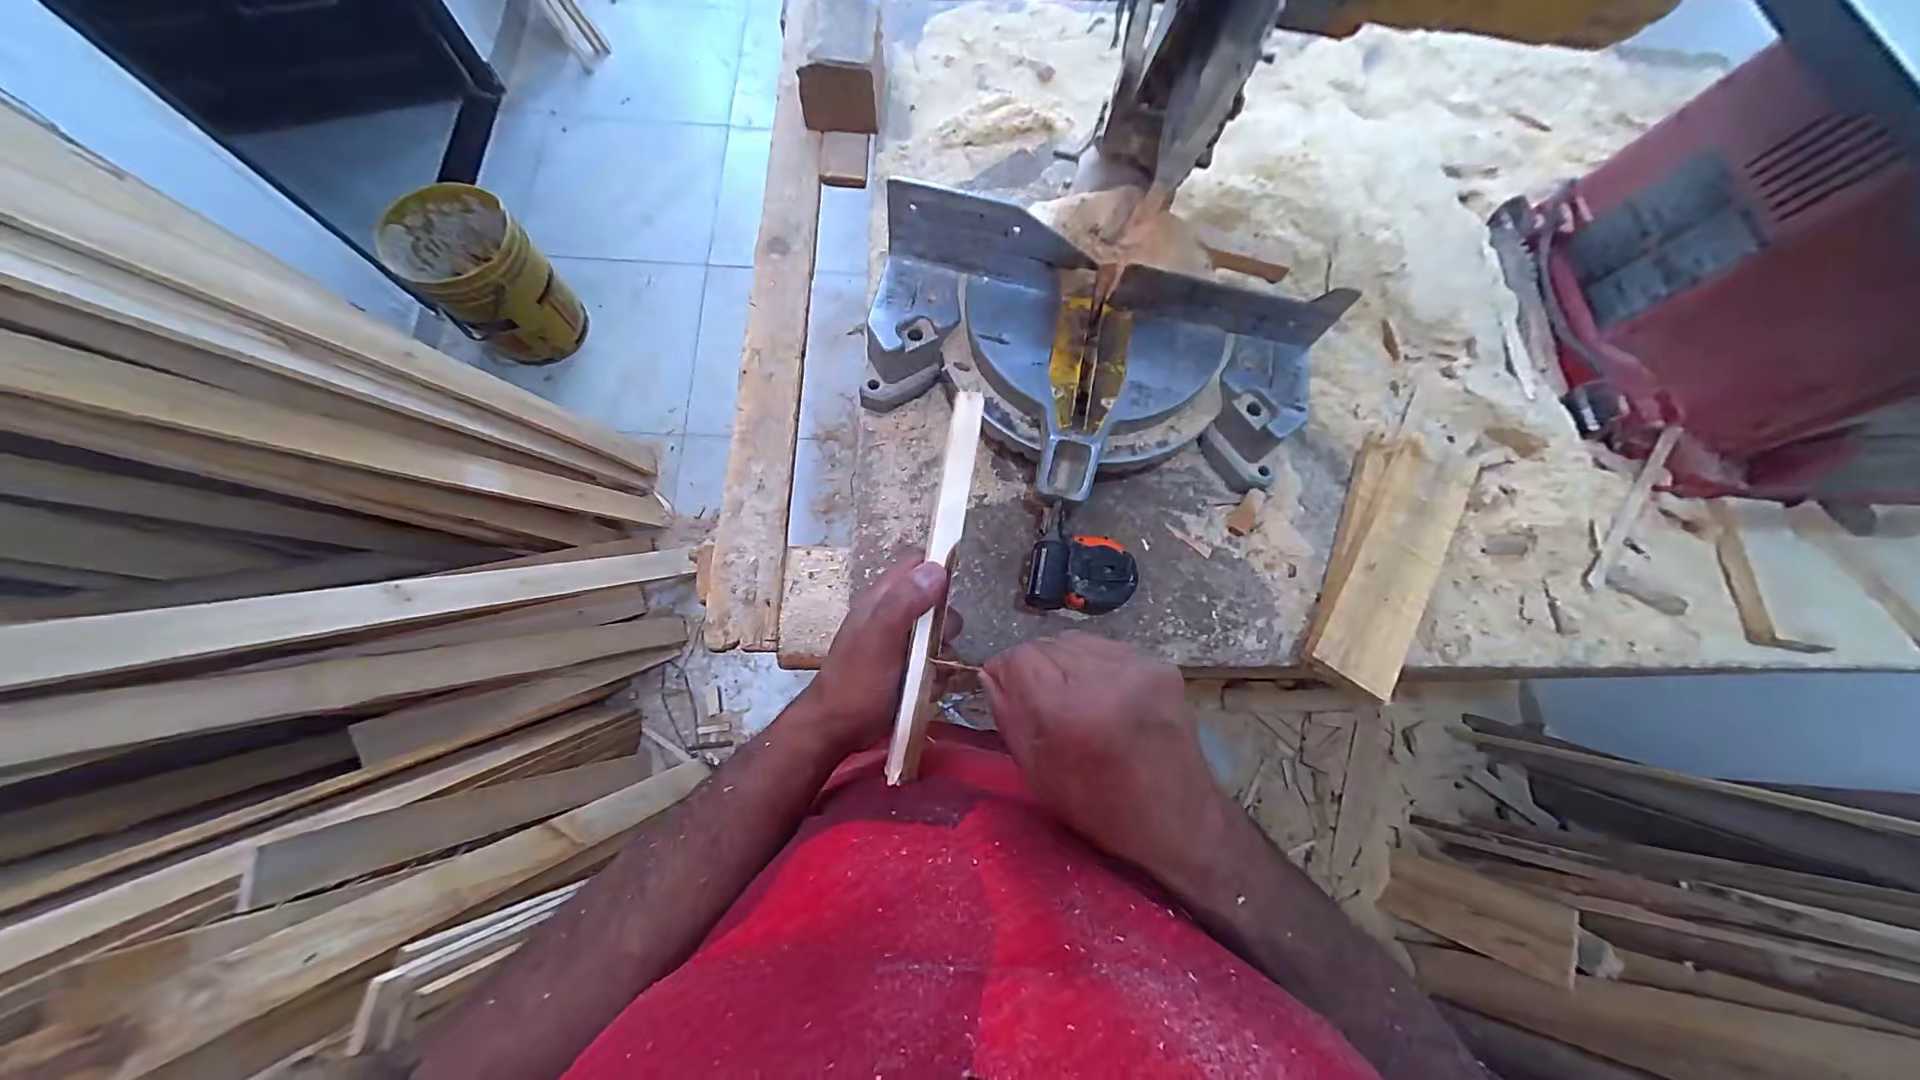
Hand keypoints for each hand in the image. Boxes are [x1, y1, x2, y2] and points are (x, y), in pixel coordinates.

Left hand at [791, 556, 948, 758]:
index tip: (956, 586)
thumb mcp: (879, 638)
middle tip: (938, 640)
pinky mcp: (908, 668)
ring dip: (943, 652)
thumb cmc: (855, 682)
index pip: (916, 563)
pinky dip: (938, 673)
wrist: (838, 730)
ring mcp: (901, 642)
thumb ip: (904, 602)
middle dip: (946, 620)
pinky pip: (936, 660)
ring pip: (940, 633)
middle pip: (936, 599)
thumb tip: (936, 569)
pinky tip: (928, 689)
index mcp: (882, 597)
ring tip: (931, 671)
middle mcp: (893, 613)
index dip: (938, 566)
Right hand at [982, 632, 1229, 883]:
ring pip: (1072, 640)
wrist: (1181, 824)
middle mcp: (1105, 678)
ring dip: (1063, 663)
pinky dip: (1092, 664)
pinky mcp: (1160, 665)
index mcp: (1070, 712)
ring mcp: (1138, 667)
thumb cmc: (1101, 811)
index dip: (1005, 674)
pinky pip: (1104, 647)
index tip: (1009, 693)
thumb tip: (989, 673)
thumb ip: (1009, 714)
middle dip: (1034, 669)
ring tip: (1076, 699)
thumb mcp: (1037, 772)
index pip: (1017, 657)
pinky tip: (1102, 695)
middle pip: (1043, 644)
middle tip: (1046, 705)